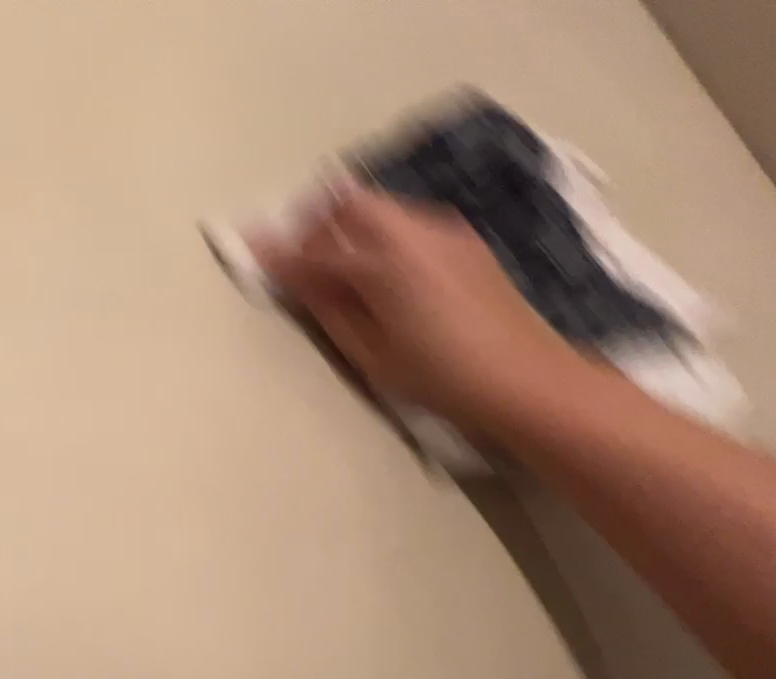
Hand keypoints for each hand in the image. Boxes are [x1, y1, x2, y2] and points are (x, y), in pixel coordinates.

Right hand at [253, 184, 591, 428]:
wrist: (525, 378)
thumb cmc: (435, 376)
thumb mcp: (367, 350)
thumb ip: (326, 303)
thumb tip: (290, 272)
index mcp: (386, 262)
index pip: (316, 247)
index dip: (278, 247)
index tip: (249, 247)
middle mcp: (416, 234)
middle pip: (351, 203)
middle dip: (315, 223)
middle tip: (296, 257)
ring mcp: (445, 234)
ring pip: (380, 211)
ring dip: (347, 229)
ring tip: (334, 271)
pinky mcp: (463, 244)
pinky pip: (405, 226)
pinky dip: (377, 238)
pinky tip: (376, 277)